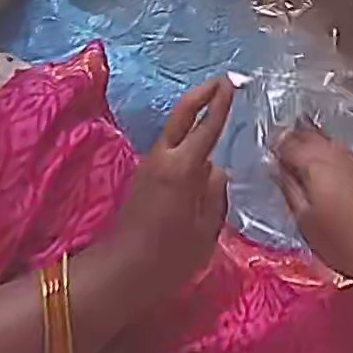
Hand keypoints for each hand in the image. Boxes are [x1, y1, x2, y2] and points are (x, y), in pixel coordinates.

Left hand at [108, 77, 232, 289]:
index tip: (231, 84)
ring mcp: (151, 163)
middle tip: (223, 79)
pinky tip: (200, 141)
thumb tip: (217, 169)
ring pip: (175, 127)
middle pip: (183, 113)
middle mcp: (164, 157)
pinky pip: (171, 143)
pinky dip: (186, 132)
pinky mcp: (146, 173)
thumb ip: (215, 194)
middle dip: (202, 93)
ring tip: (217, 104)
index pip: (207, 128)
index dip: (220, 104)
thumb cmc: (168, 258)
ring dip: (194, 111)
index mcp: (183, 169)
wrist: (121, 272)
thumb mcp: (205, 231)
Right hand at [275, 126, 352, 316]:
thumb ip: (288, 188)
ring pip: (321, 140)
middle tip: (278, 156)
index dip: (272, 147)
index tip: (265, 157)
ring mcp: (351, 157)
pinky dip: (323, 154)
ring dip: (308, 145)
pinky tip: (321, 170)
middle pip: (305, 135)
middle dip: (290, 140)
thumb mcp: (305, 221)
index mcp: (312, 159)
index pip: (284, 141)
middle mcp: (332, 150)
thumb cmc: (343, 242)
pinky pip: (335, 151)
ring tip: (297, 163)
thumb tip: (275, 166)